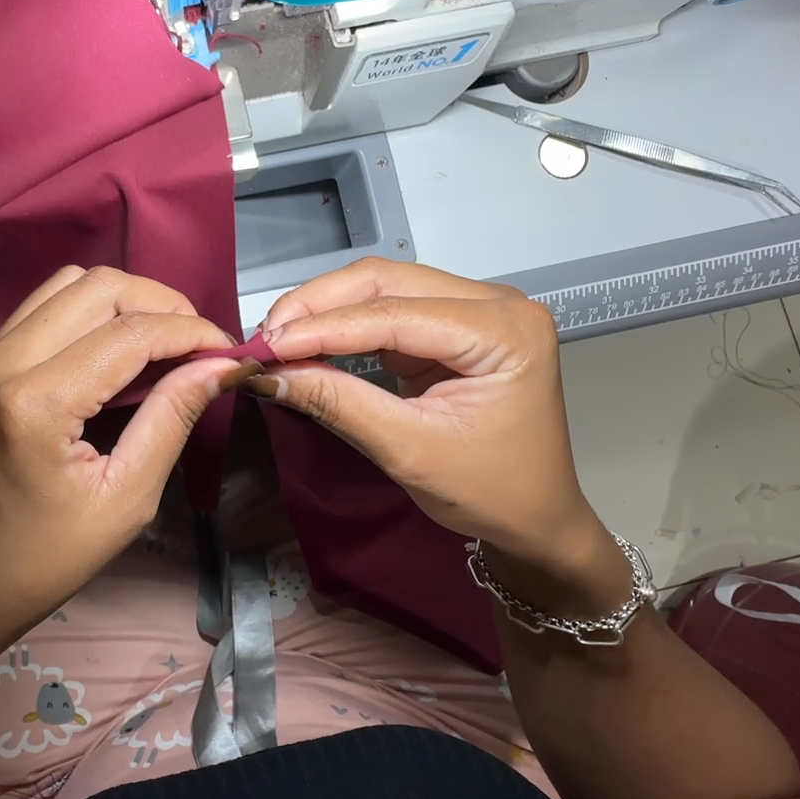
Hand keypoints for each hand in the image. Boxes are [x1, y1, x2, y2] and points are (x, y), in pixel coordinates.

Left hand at [0, 266, 250, 673]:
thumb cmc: (40, 560)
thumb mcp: (124, 500)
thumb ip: (171, 419)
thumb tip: (218, 366)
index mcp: (37, 402)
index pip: (132, 333)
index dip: (192, 333)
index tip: (231, 354)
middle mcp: (6, 361)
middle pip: (101, 286)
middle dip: (163, 304)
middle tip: (201, 346)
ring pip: (72, 283)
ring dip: (127, 301)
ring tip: (165, 343)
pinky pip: (48, 305)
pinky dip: (93, 310)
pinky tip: (120, 348)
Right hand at [256, 259, 611, 579]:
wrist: (536, 518)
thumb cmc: (490, 492)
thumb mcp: (409, 451)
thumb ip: (338, 403)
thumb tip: (267, 374)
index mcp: (503, 330)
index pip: (393, 313)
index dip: (322, 327)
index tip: (263, 348)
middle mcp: (494, 302)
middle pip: (385, 281)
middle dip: (317, 306)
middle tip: (264, 339)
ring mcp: (473, 307)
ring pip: (380, 286)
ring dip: (324, 309)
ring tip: (277, 338)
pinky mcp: (451, 322)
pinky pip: (385, 307)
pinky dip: (342, 323)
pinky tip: (307, 339)